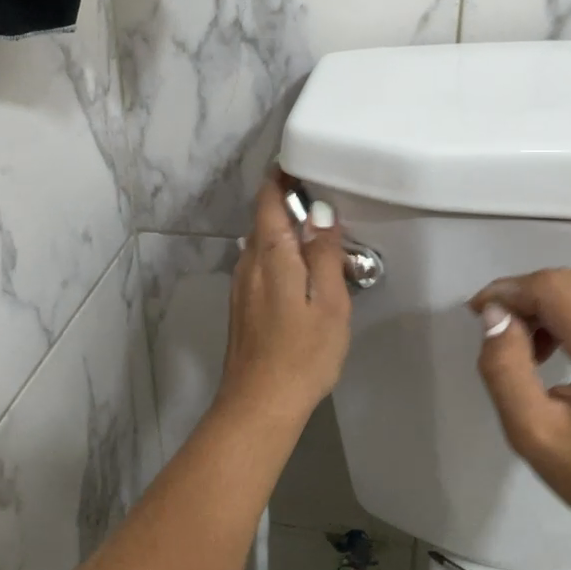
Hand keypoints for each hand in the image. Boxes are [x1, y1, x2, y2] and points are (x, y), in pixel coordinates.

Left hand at [219, 173, 352, 421]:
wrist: (259, 404)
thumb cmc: (302, 354)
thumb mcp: (330, 303)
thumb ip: (324, 255)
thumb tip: (321, 213)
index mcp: (271, 254)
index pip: (268, 199)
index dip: (282, 178)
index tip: (302, 166)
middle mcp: (248, 262)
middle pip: (263, 219)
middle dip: (287, 204)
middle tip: (322, 201)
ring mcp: (240, 285)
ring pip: (260, 244)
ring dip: (284, 232)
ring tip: (316, 236)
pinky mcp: (240, 306)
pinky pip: (259, 265)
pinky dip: (278, 256)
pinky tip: (300, 273)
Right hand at [469, 269, 570, 534]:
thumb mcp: (531, 431)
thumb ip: (504, 367)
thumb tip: (494, 314)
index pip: (556, 290)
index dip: (510, 291)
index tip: (477, 313)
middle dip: (526, 294)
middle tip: (493, 326)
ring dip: (546, 302)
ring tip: (520, 342)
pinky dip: (569, 312)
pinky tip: (552, 346)